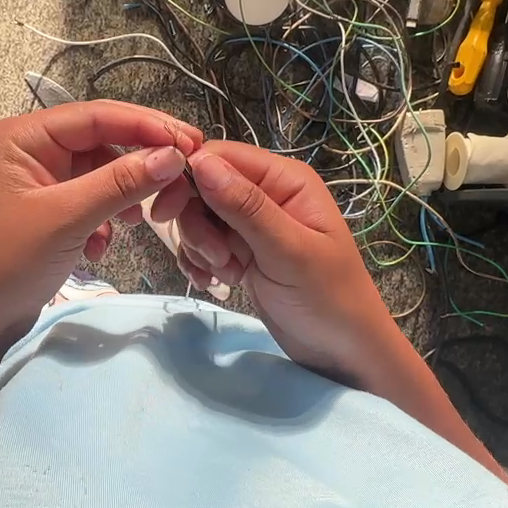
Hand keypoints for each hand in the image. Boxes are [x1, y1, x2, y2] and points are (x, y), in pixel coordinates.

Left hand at [0, 100, 201, 337]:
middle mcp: (34, 150)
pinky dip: (105, 221)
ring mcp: (43, 181)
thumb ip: (121, 184)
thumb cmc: (7, 262)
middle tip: (185, 176)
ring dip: (123, 197)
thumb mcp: (67, 218)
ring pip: (103, 173)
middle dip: (140, 163)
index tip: (191, 142)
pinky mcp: (52, 211)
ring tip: (137, 223)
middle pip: (104, 141)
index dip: (147, 125)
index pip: (98, 116)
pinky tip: (101, 247)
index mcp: (25, 137)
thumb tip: (173, 156)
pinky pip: (94, 201)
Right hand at [170, 140, 403, 386]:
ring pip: (199, 218)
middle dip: (199, 225)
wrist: (340, 350)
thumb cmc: (328, 297)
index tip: (167, 212)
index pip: (221, 156)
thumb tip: (200, 162)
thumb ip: (244, 206)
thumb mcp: (287, 251)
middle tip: (218, 259)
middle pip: (204, 188)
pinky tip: (214, 284)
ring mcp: (252, 225)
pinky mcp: (240, 251)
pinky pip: (203, 245)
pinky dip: (200, 263)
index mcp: (285, 180)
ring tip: (229, 275)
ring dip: (202, 248)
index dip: (188, 178)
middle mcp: (267, 194)